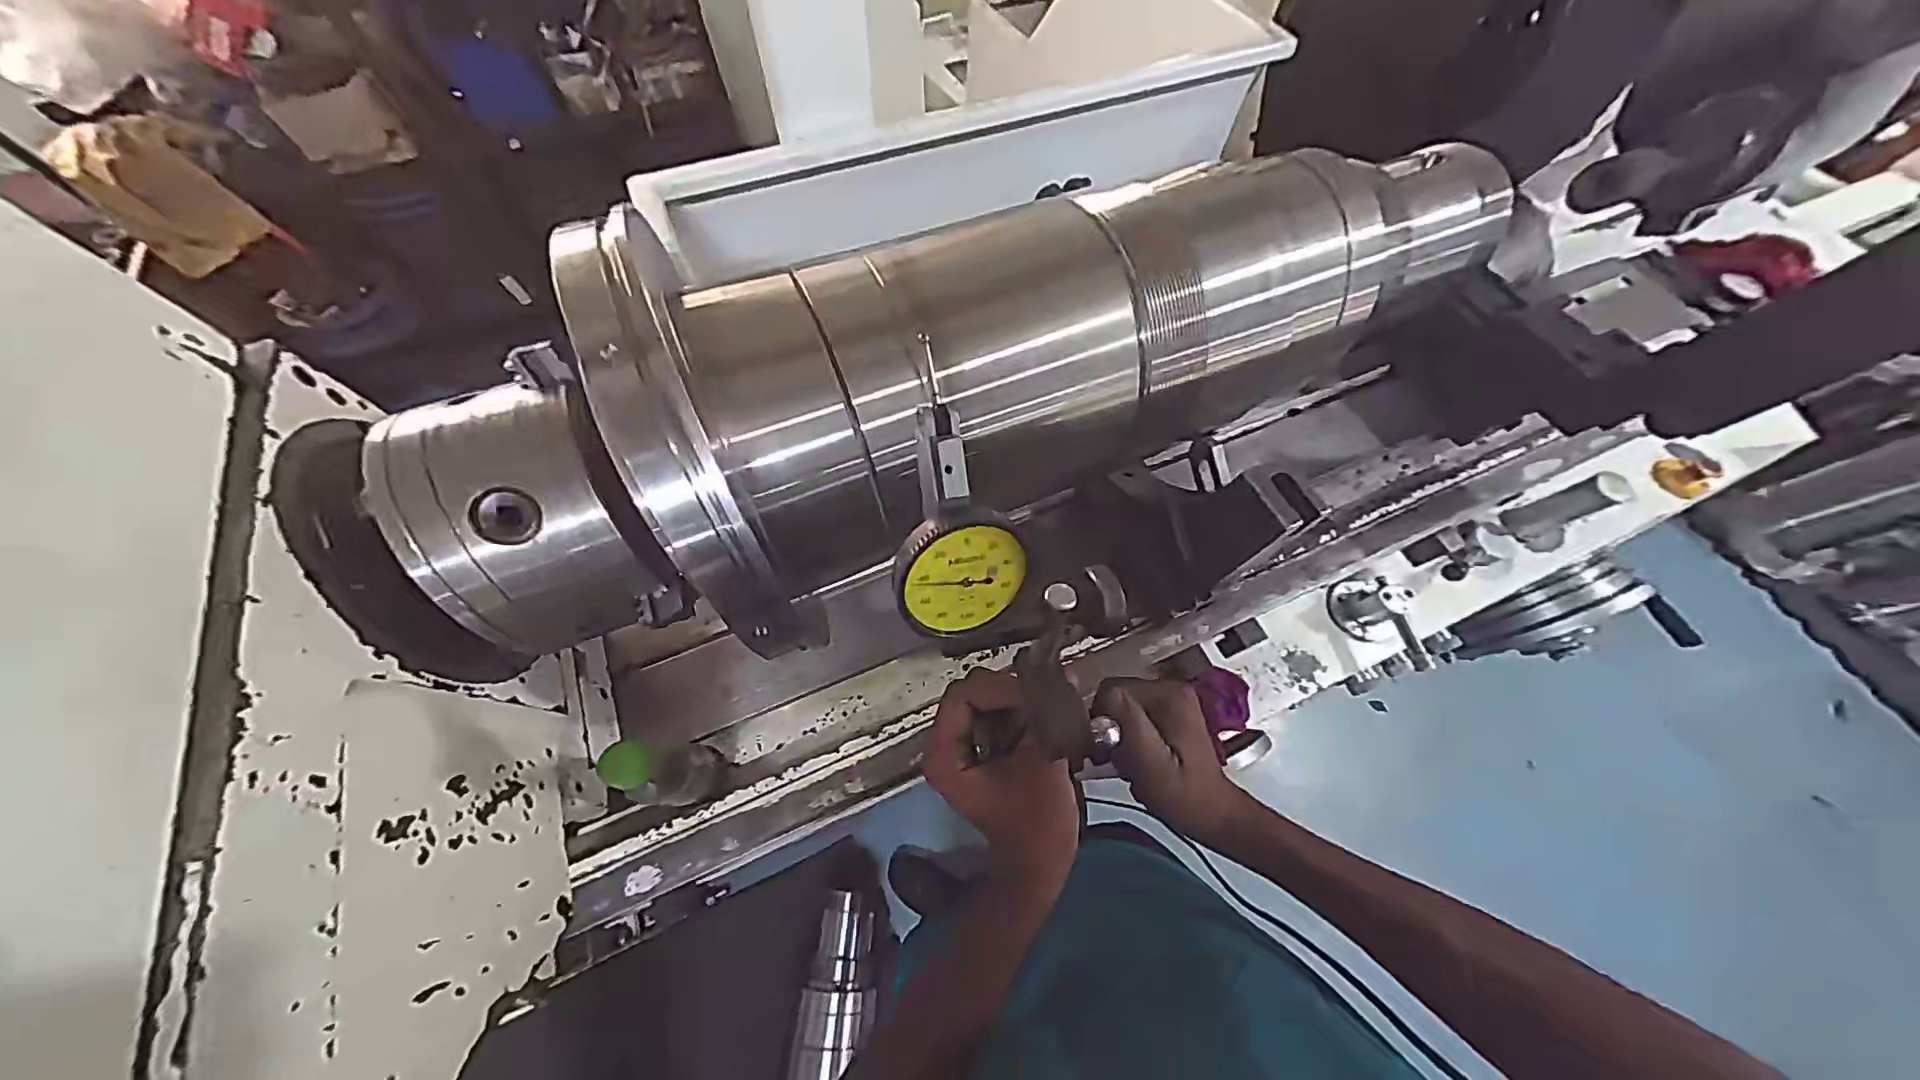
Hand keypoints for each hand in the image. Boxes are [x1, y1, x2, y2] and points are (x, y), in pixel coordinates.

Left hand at [924, 669, 1078, 880]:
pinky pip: (1000, 713)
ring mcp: (965, 746)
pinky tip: (1053, 707)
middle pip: (973, 691)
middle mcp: (946, 744)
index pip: (963, 695)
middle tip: (1048, 694)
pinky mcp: (985, 749)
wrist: (1041, 866)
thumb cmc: (1037, 825)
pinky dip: (1025, 707)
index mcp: (944, 753)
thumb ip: (1045, 717)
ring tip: (1055, 698)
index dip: (999, 688)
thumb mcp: (1041, 764)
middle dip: (1012, 690)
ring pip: (988, 698)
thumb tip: (1061, 673)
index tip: (1034, 696)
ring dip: (1021, 696)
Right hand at [1096, 677, 1260, 846]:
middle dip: (1110, 729)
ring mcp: (1170, 699)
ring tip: (1133, 763)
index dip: (1103, 723)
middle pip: (1115, 697)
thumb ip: (1130, 725)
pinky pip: (1129, 716)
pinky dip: (1127, 737)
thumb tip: (1108, 697)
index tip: (1111, 752)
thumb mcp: (1152, 765)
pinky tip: (1138, 758)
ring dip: (1118, 736)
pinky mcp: (1167, 711)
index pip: (1111, 692)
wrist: (1212, 812)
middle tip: (1123, 760)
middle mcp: (1171, 689)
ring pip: (1119, 708)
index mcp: (1169, 695)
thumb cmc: (1185, 797)